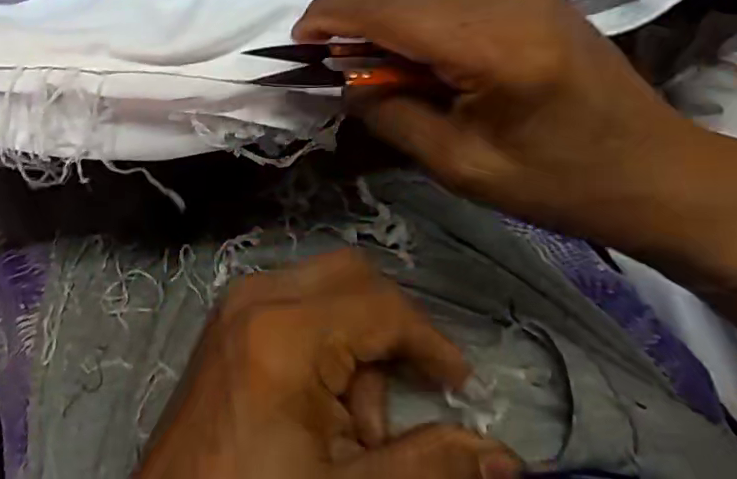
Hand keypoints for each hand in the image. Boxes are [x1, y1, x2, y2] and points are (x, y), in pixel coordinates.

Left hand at [137, 250, 519, 478]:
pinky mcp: (229, 319)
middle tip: (400, 403)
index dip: (430, 341)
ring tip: (351, 430)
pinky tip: (319, 408)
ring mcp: (238, 302)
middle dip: (389, 333)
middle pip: (354, 277)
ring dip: (356, 344)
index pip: (381, 305)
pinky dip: (325, 340)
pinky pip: (297, 302)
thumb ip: (429, 466)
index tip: (462, 384)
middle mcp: (259, 295)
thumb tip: (508, 461)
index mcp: (285, 331)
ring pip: (327, 288)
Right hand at [294, 0, 736, 286]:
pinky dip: (424, 24)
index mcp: (495, 45)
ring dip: (391, 25)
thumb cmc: (563, 184)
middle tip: (330, 63)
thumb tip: (344, 79)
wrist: (660, 170)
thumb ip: (393, 114)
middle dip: (357, 24)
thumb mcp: (464, 167)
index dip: (333, 17)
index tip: (297, 39)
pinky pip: (454, 0)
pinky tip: (426, 60)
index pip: (389, 11)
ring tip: (379, 70)